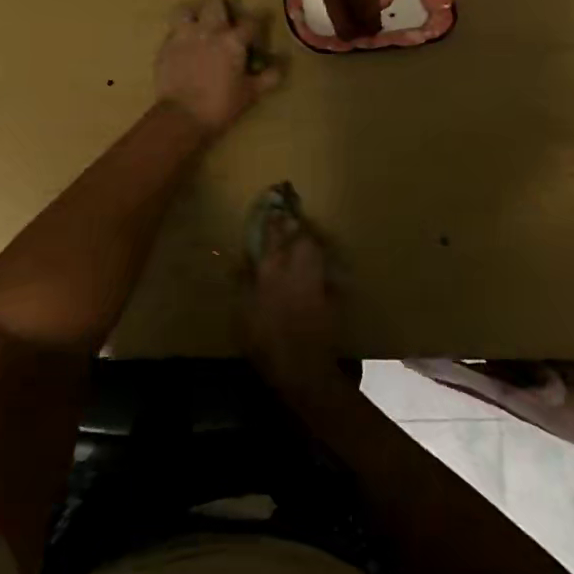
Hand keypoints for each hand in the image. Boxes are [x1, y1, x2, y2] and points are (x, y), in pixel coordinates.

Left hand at [154, 0, 282, 133]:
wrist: (181, 116)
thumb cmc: (220, 105)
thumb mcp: (250, 94)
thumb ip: (268, 77)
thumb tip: (281, 65)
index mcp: (233, 40)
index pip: (252, 21)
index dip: (258, 22)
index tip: (258, 27)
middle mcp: (208, 32)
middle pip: (215, 3)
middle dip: (222, 6)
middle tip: (224, 19)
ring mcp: (183, 38)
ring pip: (186, 10)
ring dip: (193, 14)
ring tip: (197, 25)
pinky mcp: (164, 49)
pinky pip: (171, 32)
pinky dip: (179, 35)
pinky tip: (182, 46)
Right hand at [242, 185, 356, 407]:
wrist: (301, 368)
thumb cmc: (263, 340)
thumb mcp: (242, 311)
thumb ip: (244, 284)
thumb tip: (243, 261)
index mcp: (273, 274)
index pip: (274, 240)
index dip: (274, 221)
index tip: (275, 204)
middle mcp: (298, 274)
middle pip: (304, 242)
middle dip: (298, 228)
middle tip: (292, 217)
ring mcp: (318, 288)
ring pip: (316, 256)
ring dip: (310, 244)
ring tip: (303, 238)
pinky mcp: (331, 304)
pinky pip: (325, 276)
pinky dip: (319, 268)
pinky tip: (316, 270)